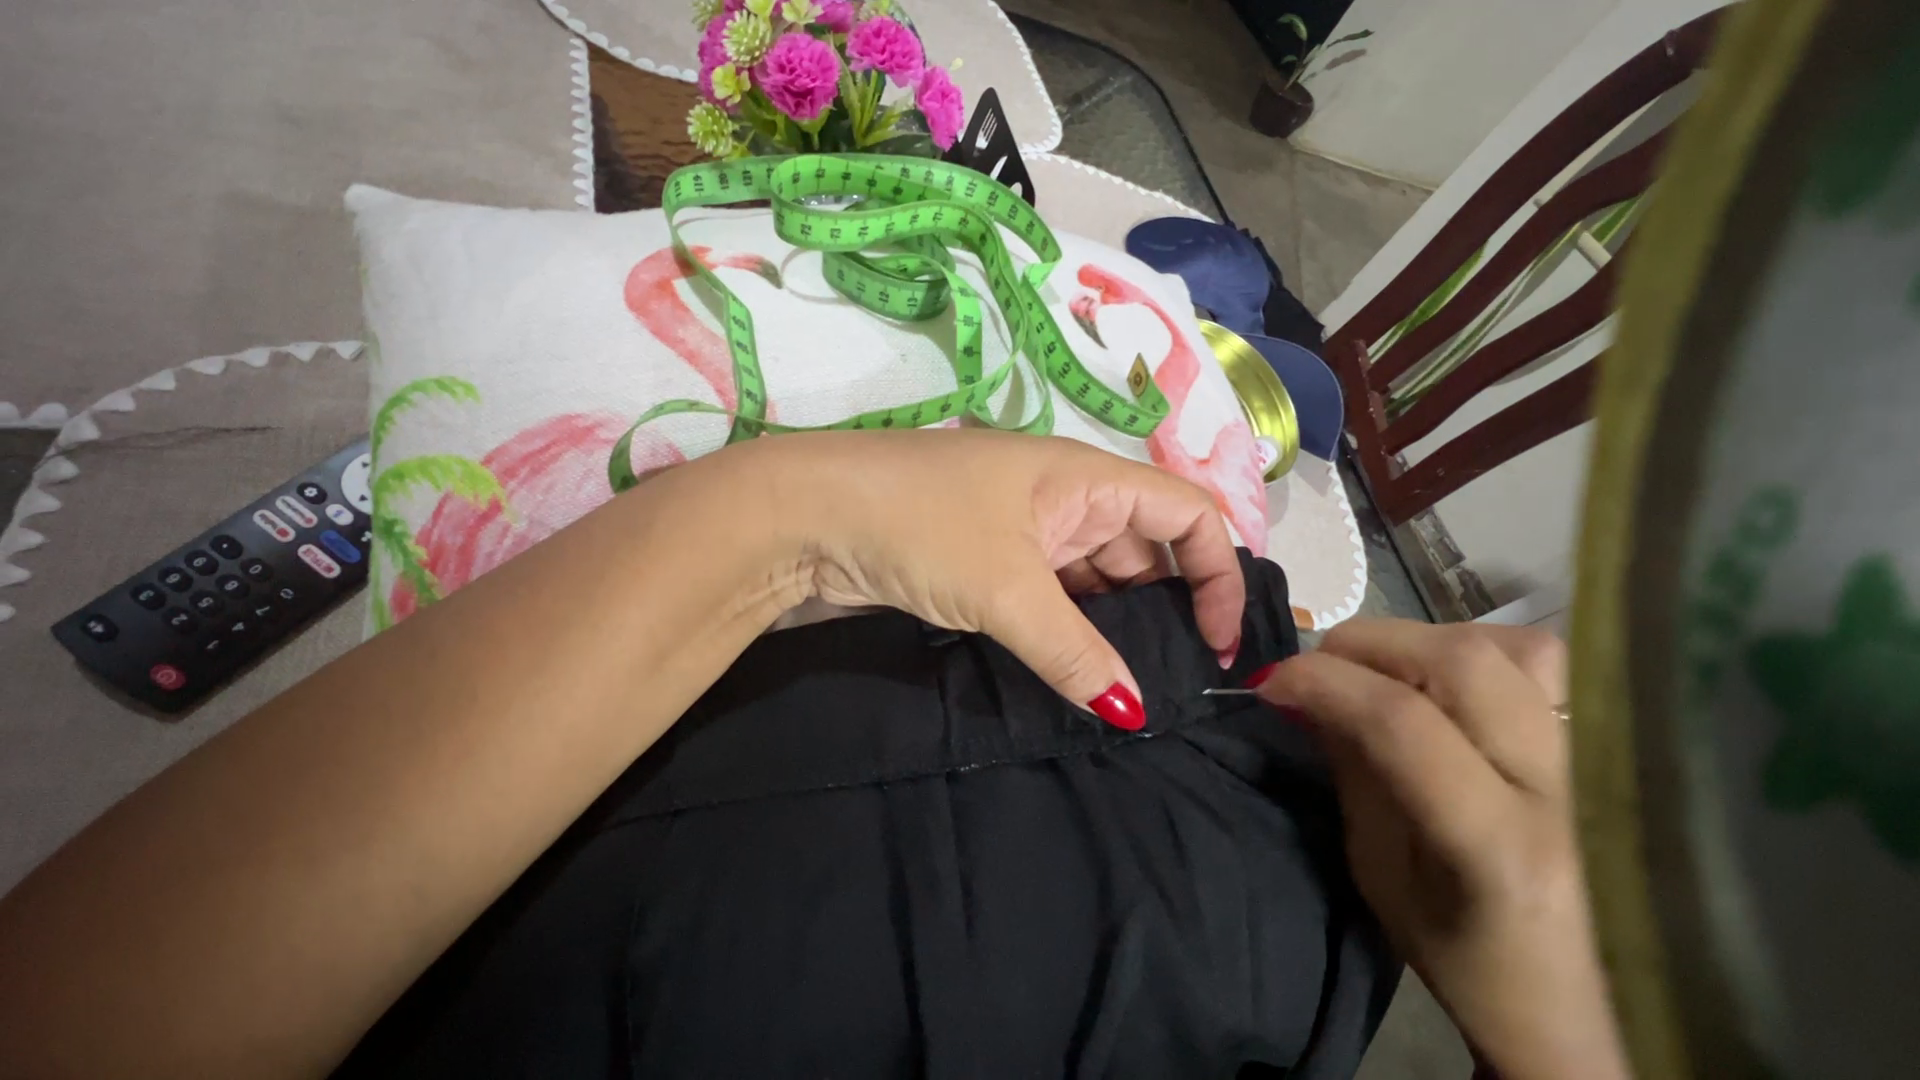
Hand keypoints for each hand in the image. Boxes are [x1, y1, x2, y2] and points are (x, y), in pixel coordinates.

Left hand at [756, 429, 1245, 728]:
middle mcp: (1062, 497)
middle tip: (1180, 681)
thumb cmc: (918, 525)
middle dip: (1167, 608)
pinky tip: (1079, 675)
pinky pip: (1050, 597)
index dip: (1216, 570)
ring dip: (1114, 628)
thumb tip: (1134, 712)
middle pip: (1144, 549)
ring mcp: (1021, 531)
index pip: (1184, 512)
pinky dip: (1069, 632)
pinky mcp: (985, 562)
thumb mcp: (1005, 590)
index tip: (1218, 642)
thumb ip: (1074, 652)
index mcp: (1083, 477)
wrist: (803, 514)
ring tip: (1132, 689)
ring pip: (1094, 579)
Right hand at [1249, 620, 1627, 1079]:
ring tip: (1387, 669)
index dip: (1322, 683)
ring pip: (1515, 646)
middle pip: (1463, 662)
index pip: (1402, 723)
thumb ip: (1354, 772)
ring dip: (1428, 639)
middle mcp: (1565, 790)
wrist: (1588, 1007)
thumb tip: (1310, 694)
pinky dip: (1481, 650)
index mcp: (1498, 846)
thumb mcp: (1381, 875)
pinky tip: (1450, 681)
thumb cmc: (1467, 960)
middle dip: (1366, 644)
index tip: (1270, 684)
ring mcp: (1605, 762)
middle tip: (1320, 665)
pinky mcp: (1617, 748)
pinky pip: (1548, 665)